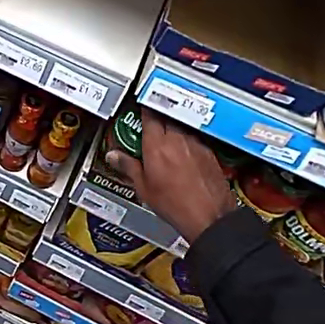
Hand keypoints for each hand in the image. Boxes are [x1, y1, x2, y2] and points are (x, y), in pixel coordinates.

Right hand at [103, 109, 237, 242]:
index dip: (143, 108)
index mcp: (157, 144)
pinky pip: (194, 138)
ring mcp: (196, 143)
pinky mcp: (209, 151)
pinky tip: (183, 156)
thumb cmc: (177, 204)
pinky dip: (186, 142)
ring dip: (173, 129)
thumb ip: (128, 166)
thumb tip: (114, 157)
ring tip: (165, 143)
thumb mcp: (144, 187)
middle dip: (157, 117)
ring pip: (181, 126)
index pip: (149, 114)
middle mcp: (178, 139)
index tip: (139, 107)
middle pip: (166, 116)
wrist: (209, 216)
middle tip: (149, 126)